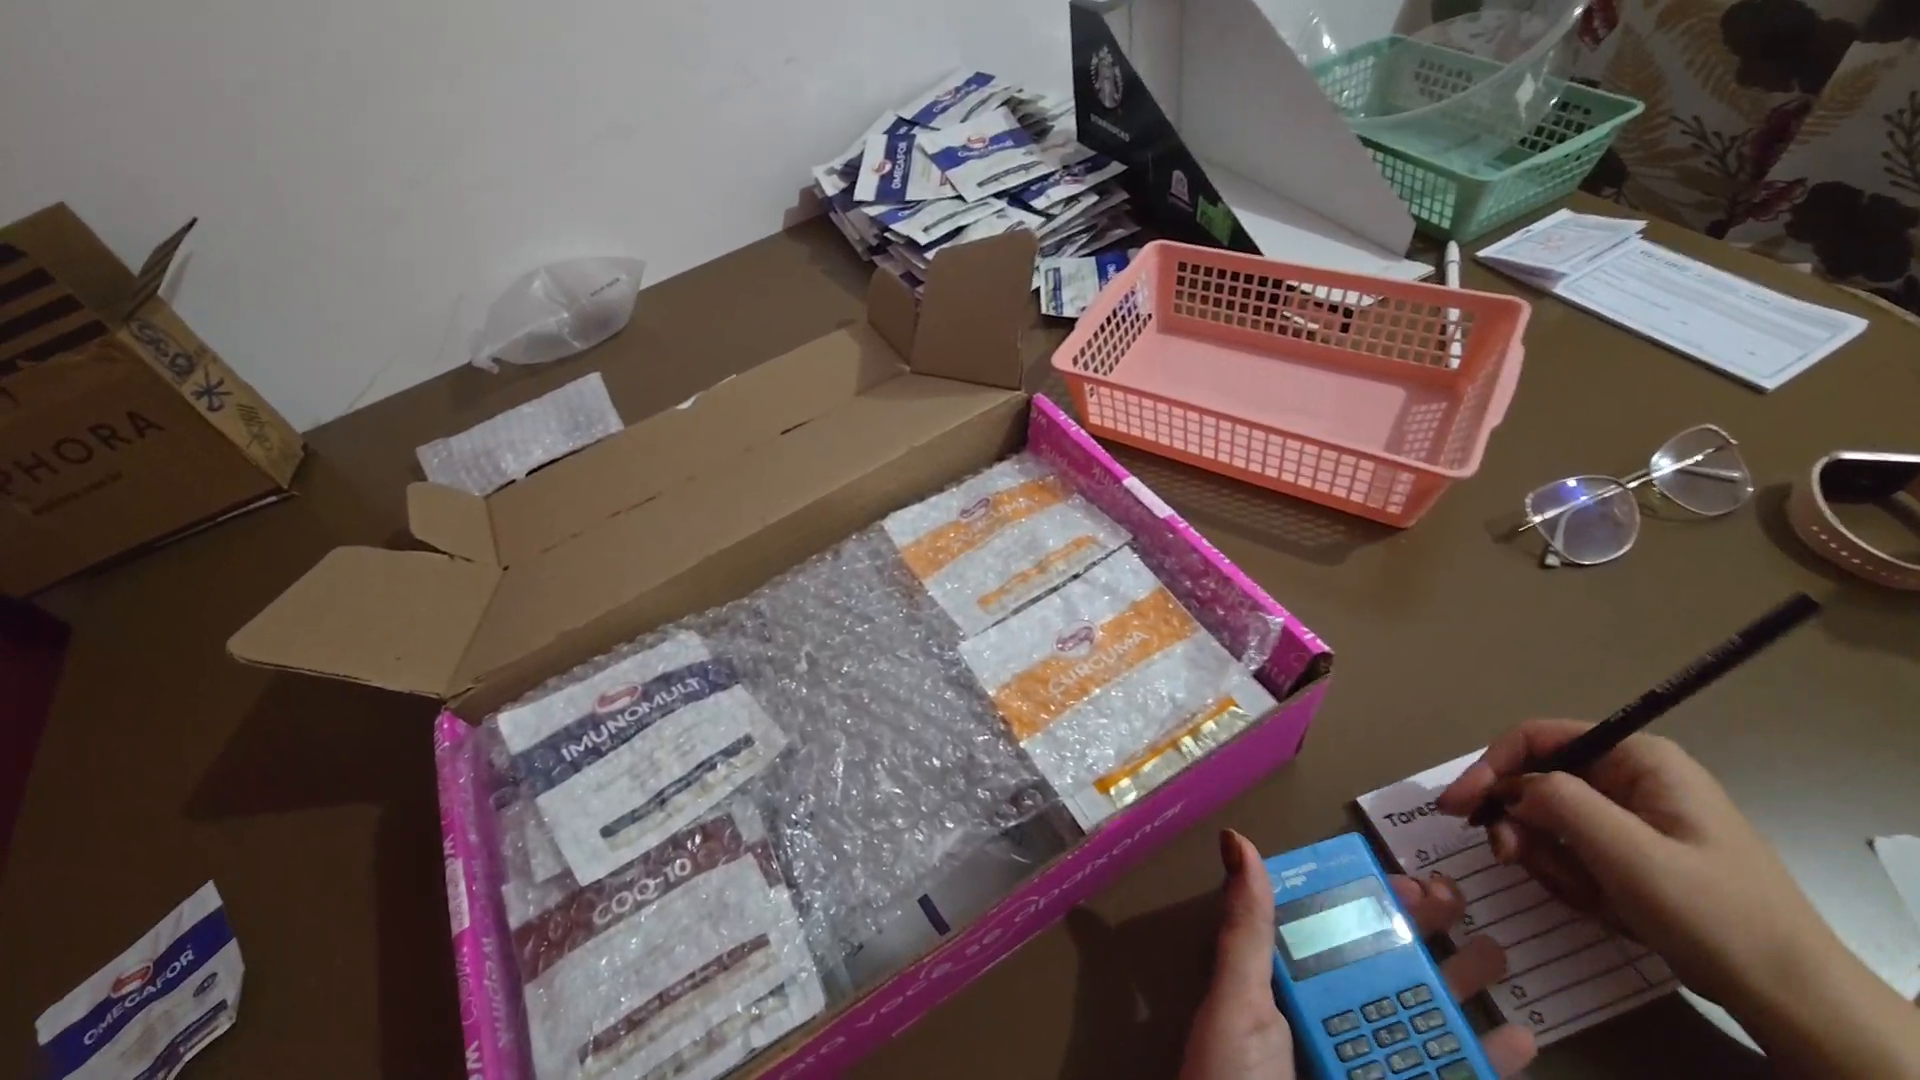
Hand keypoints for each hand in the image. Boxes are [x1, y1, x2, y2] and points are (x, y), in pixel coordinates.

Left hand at [1179, 830, 1535, 1079]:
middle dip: (1420, 933)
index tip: (1400, 880)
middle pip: (1382, 971)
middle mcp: (1329, 1029)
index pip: (1328, 937)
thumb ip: (1248, 929)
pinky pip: (1452, 1079)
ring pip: (1423, 1021)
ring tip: (1496, 951)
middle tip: (1454, 898)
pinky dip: (1487, 1061)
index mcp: (1284, 997)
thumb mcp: (1238, 1005)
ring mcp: (1369, 1071)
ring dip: (1462, 986)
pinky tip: (1520, 1038)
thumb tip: (1235, 838)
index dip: (1362, 906)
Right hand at [1433, 719, 1823, 1010]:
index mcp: (1637, 759)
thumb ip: (1559, 803)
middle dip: (1520, 822)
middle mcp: (1631, 778)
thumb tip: (1508, 789)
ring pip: (1548, 821)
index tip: (1456, 807)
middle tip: (1510, 859)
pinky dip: (1571, 879)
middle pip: (1538, 781)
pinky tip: (1602, 906)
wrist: (1787, 993)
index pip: (1537, 738)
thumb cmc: (1712, 913)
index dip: (1489, 767)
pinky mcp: (1631, 855)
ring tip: (1583, 895)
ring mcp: (1632, 818)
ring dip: (1548, 859)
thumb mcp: (1628, 853)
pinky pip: (1571, 852)